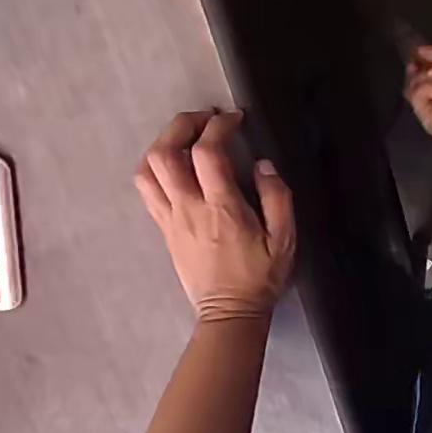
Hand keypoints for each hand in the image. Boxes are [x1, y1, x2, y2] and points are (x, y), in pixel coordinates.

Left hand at [134, 110, 295, 322]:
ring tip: (186, 137)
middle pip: (165, 152)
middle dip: (182, 124)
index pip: (208, 152)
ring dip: (163, 143)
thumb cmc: (259, 276)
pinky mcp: (163, 227)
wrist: (228, 313)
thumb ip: (277, 196)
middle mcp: (188, 207)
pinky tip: (174, 163)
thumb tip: (263, 164)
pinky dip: (154, 166)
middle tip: (204, 119)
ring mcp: (170, 218)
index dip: (219, 125)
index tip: (235, 118)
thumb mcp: (285, 239)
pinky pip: (147, 189)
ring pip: (147, 169)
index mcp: (221, 208)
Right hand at [405, 43, 431, 148]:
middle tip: (426, 67)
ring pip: (414, 85)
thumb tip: (421, 50)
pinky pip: (416, 97)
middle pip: (419, 75)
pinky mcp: (425, 116)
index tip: (419, 52)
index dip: (425, 58)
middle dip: (420, 68)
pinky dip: (427, 90)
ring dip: (424, 76)